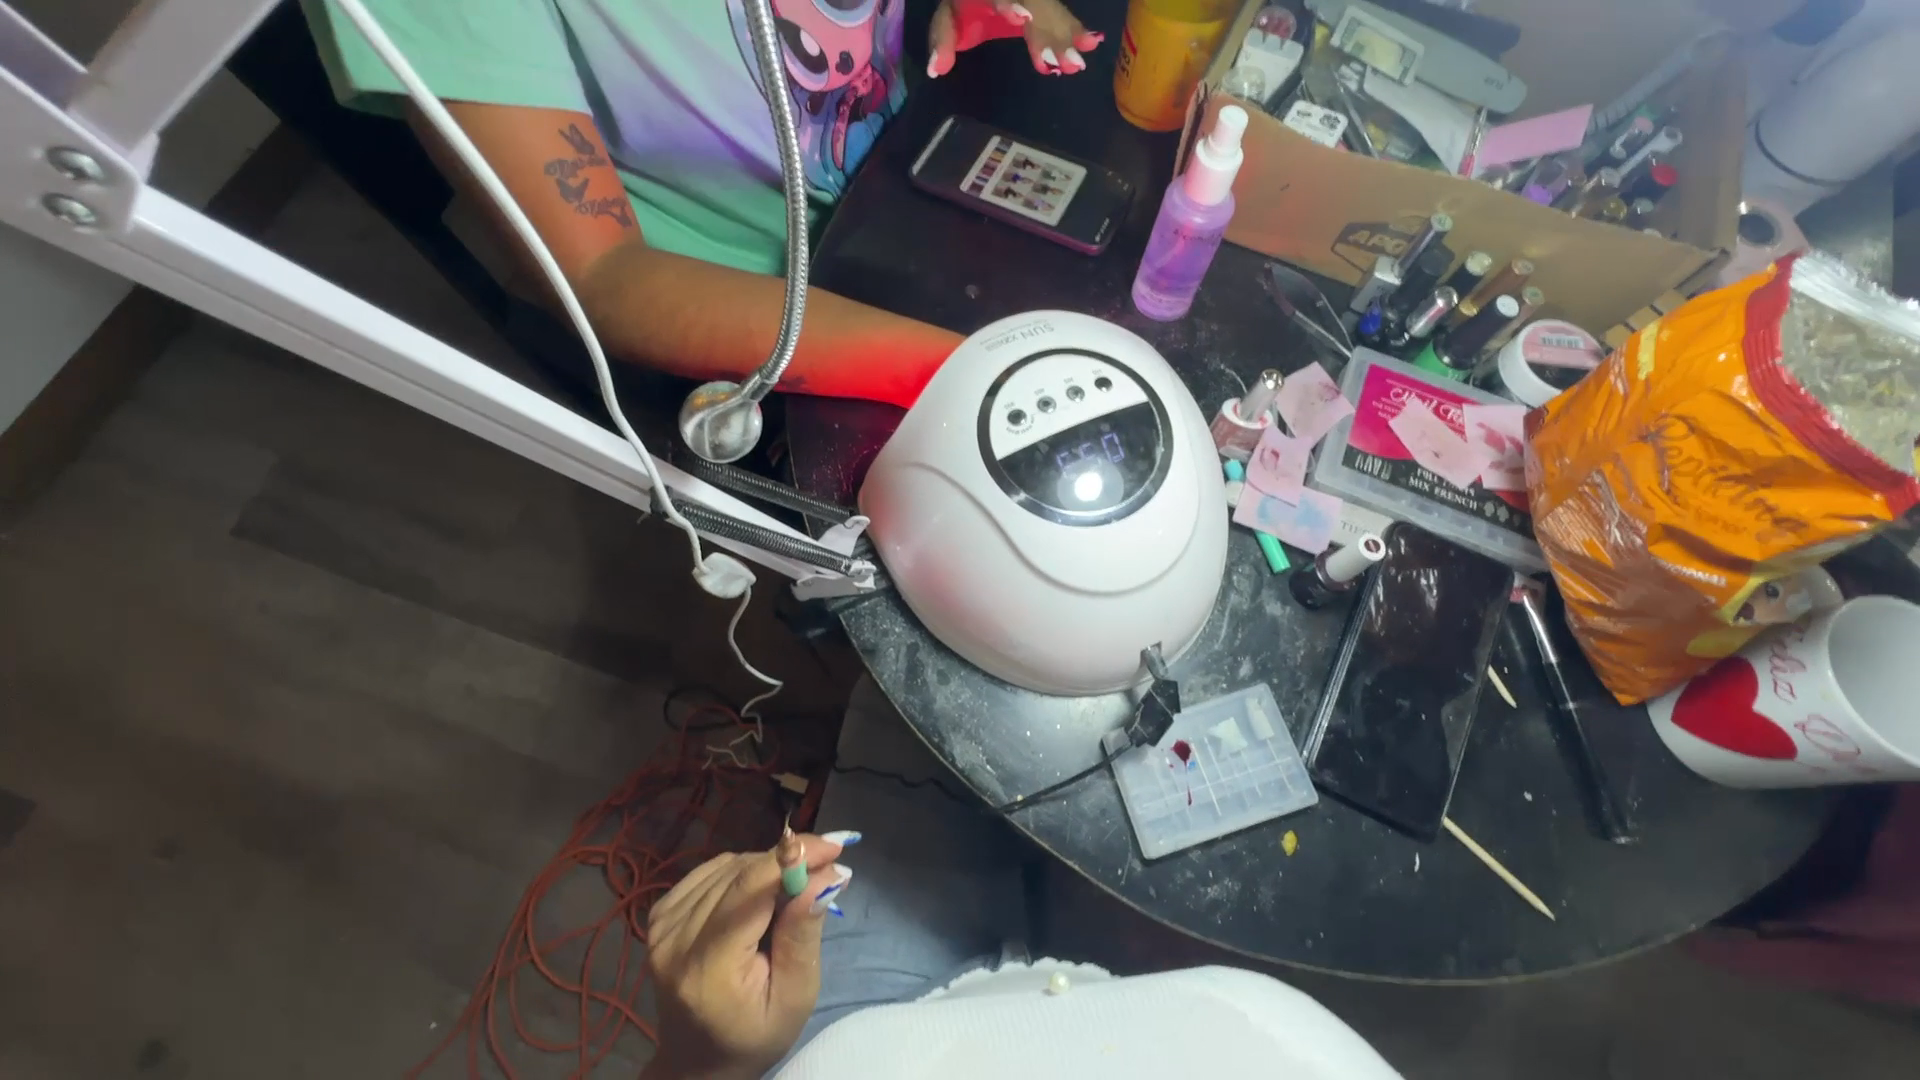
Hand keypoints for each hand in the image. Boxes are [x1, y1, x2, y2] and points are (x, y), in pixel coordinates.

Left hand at [643, 833, 853, 1079]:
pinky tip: (757, 895)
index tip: (834, 848)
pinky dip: (743, 872)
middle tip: (826, 869)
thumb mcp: (794, 997)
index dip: (793, 858)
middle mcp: (676, 938)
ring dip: (767, 867)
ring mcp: (663, 924)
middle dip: (788, 861)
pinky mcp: (660, 914)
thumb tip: (823, 876)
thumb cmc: (753, 1036)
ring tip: (790, 892)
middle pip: (741, 872)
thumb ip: (803, 935)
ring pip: (728, 864)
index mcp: (707, 967)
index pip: (750, 889)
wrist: (696, 1063)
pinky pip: (711, 870)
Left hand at [929, 0, 1104, 77]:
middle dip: (1050, 31)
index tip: (1023, 17)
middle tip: (1063, 62)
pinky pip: (1061, 11)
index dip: (1010, 1)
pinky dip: (1075, 30)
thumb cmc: (964, 3)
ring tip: (1078, 63)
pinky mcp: (1044, 3)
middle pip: (1036, 4)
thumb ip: (943, 40)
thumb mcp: (948, 17)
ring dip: (1066, 36)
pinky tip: (1092, 43)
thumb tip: (936, 68)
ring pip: (1051, 8)